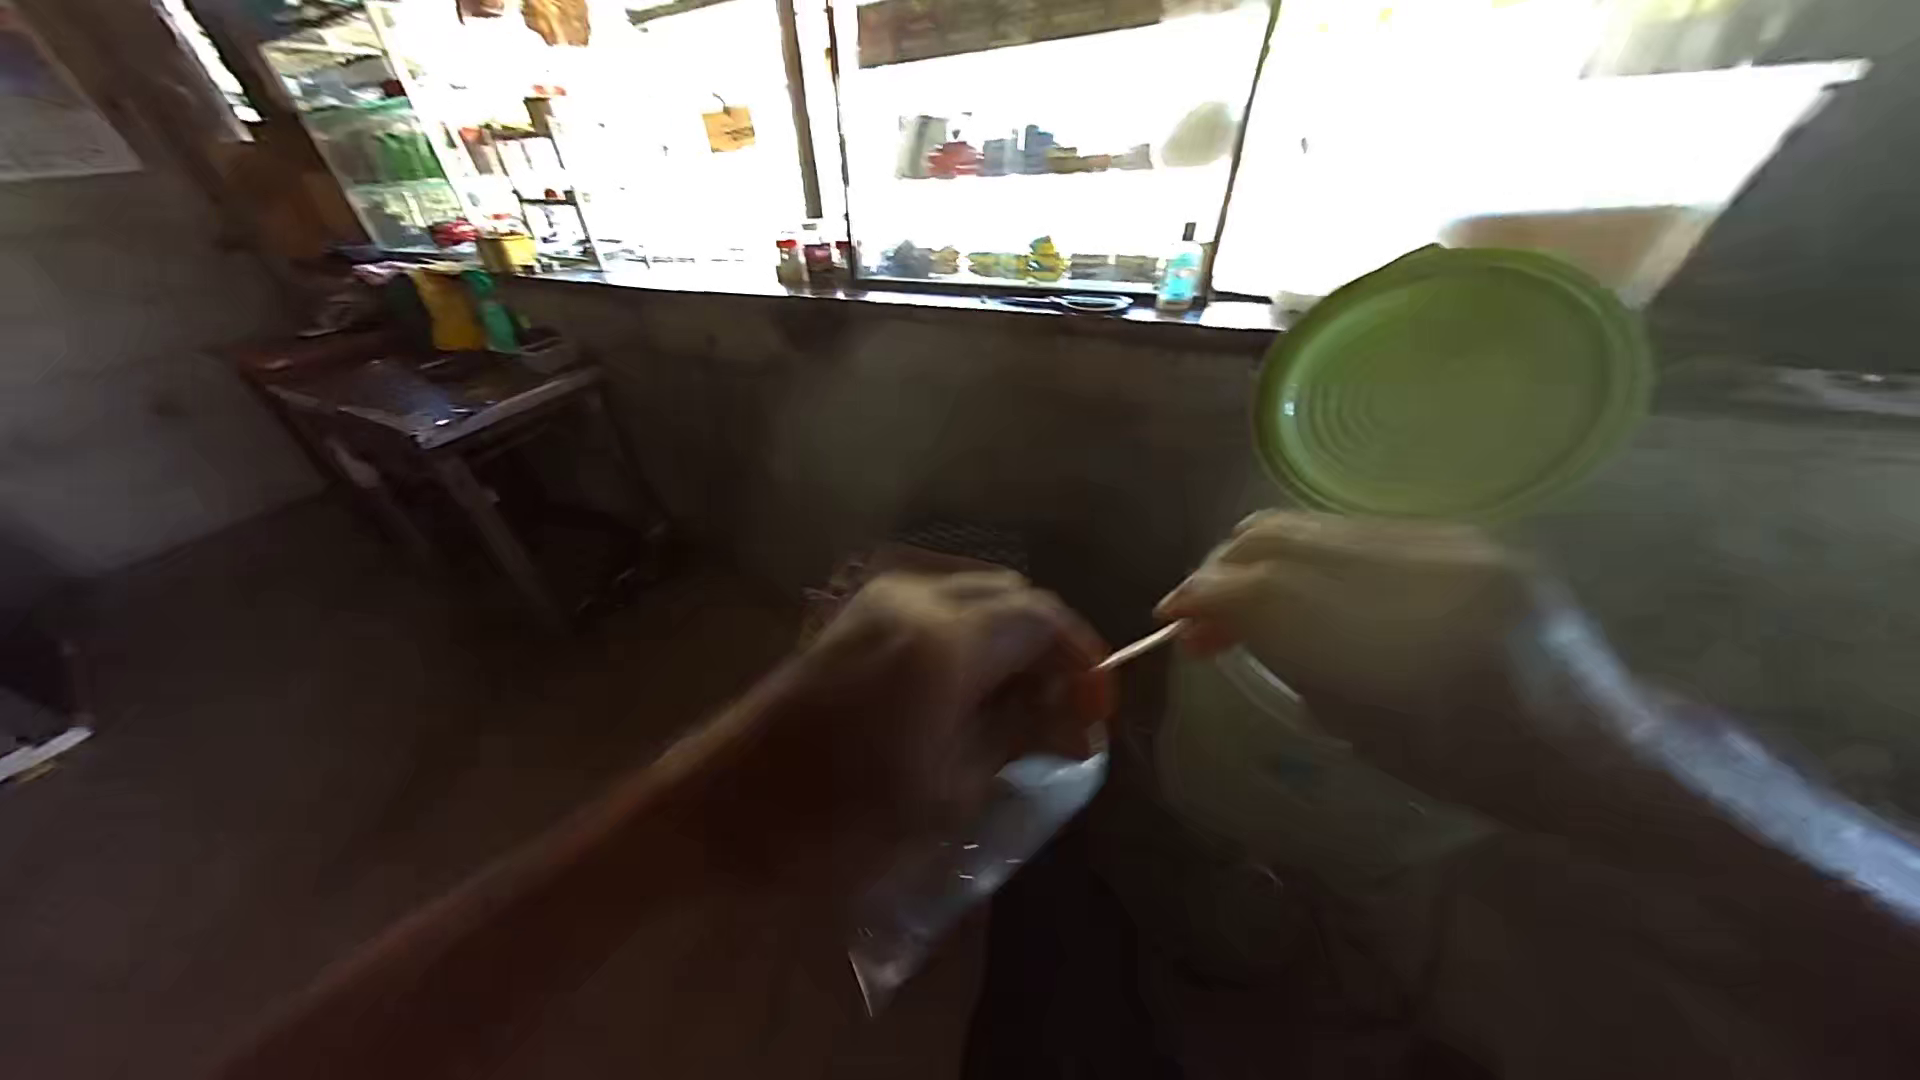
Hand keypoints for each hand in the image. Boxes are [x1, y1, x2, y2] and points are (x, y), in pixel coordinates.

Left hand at [700, 571, 1110, 892]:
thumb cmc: (840, 815)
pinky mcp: (859, 611)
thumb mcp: (949, 787)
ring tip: (1020, 699)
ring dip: (1011, 637)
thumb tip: (1076, 721)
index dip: (1082, 659)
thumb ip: (1020, 734)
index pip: (1042, 618)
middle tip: (1061, 708)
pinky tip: (971, 684)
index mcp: (944, 639)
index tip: (1096, 710)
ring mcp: (882, 596)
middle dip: (1049, 645)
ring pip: (976, 593)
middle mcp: (916, 597)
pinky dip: (973, 633)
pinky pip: (939, 602)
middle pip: (1013, 595)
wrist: (728, 805)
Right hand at [1156, 512, 1546, 798]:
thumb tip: (1209, 623)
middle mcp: (1428, 577)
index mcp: (1405, 651)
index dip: (1204, 594)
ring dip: (1253, 556)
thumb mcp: (1359, 726)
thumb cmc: (1472, 768)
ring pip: (1308, 525)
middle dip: (1219, 569)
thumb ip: (1281, 656)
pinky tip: (1294, 580)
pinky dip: (1300, 551)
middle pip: (1279, 542)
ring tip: (1237, 592)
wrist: (1601, 749)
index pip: (1269, 593)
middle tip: (1198, 606)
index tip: (1169, 612)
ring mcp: (1450, 543)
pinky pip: (1347, 529)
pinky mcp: (1460, 531)